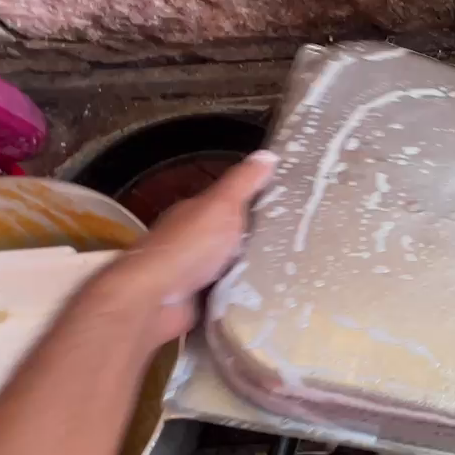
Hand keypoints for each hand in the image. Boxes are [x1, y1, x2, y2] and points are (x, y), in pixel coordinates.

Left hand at [94, 151, 277, 344]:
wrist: (157, 297)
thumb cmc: (190, 247)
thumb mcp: (222, 206)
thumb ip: (243, 183)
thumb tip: (267, 154)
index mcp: (196, 214)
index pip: (230, 204)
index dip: (257, 204)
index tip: (289, 210)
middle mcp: (192, 241)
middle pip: (232, 238)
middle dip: (259, 242)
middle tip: (297, 246)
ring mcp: (193, 272)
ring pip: (232, 267)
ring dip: (253, 271)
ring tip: (289, 273)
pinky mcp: (198, 300)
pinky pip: (230, 293)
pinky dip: (244, 295)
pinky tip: (265, 296)